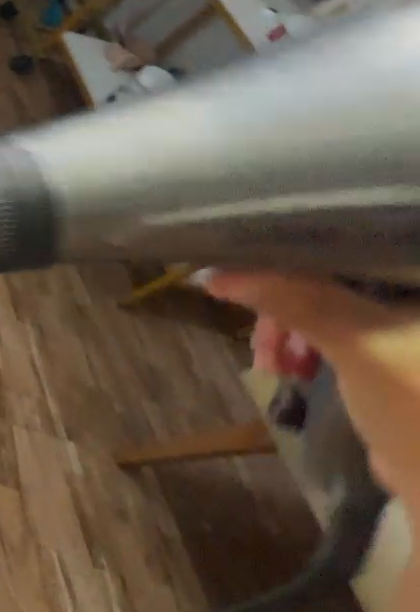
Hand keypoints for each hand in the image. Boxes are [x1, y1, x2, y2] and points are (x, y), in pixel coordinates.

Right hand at [209, 271, 419, 501]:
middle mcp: (418, 295)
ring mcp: (410, 330)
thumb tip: (212, 272)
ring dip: (291, 329)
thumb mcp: (360, 346)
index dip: (300, 250)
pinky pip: (343, 328)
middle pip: (343, 274)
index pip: (358, 244)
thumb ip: (294, 300)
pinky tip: (291, 367)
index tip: (246, 263)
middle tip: (261, 335)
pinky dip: (309, 344)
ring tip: (274, 363)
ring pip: (336, 303)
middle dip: (289, 303)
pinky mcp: (403, 355)